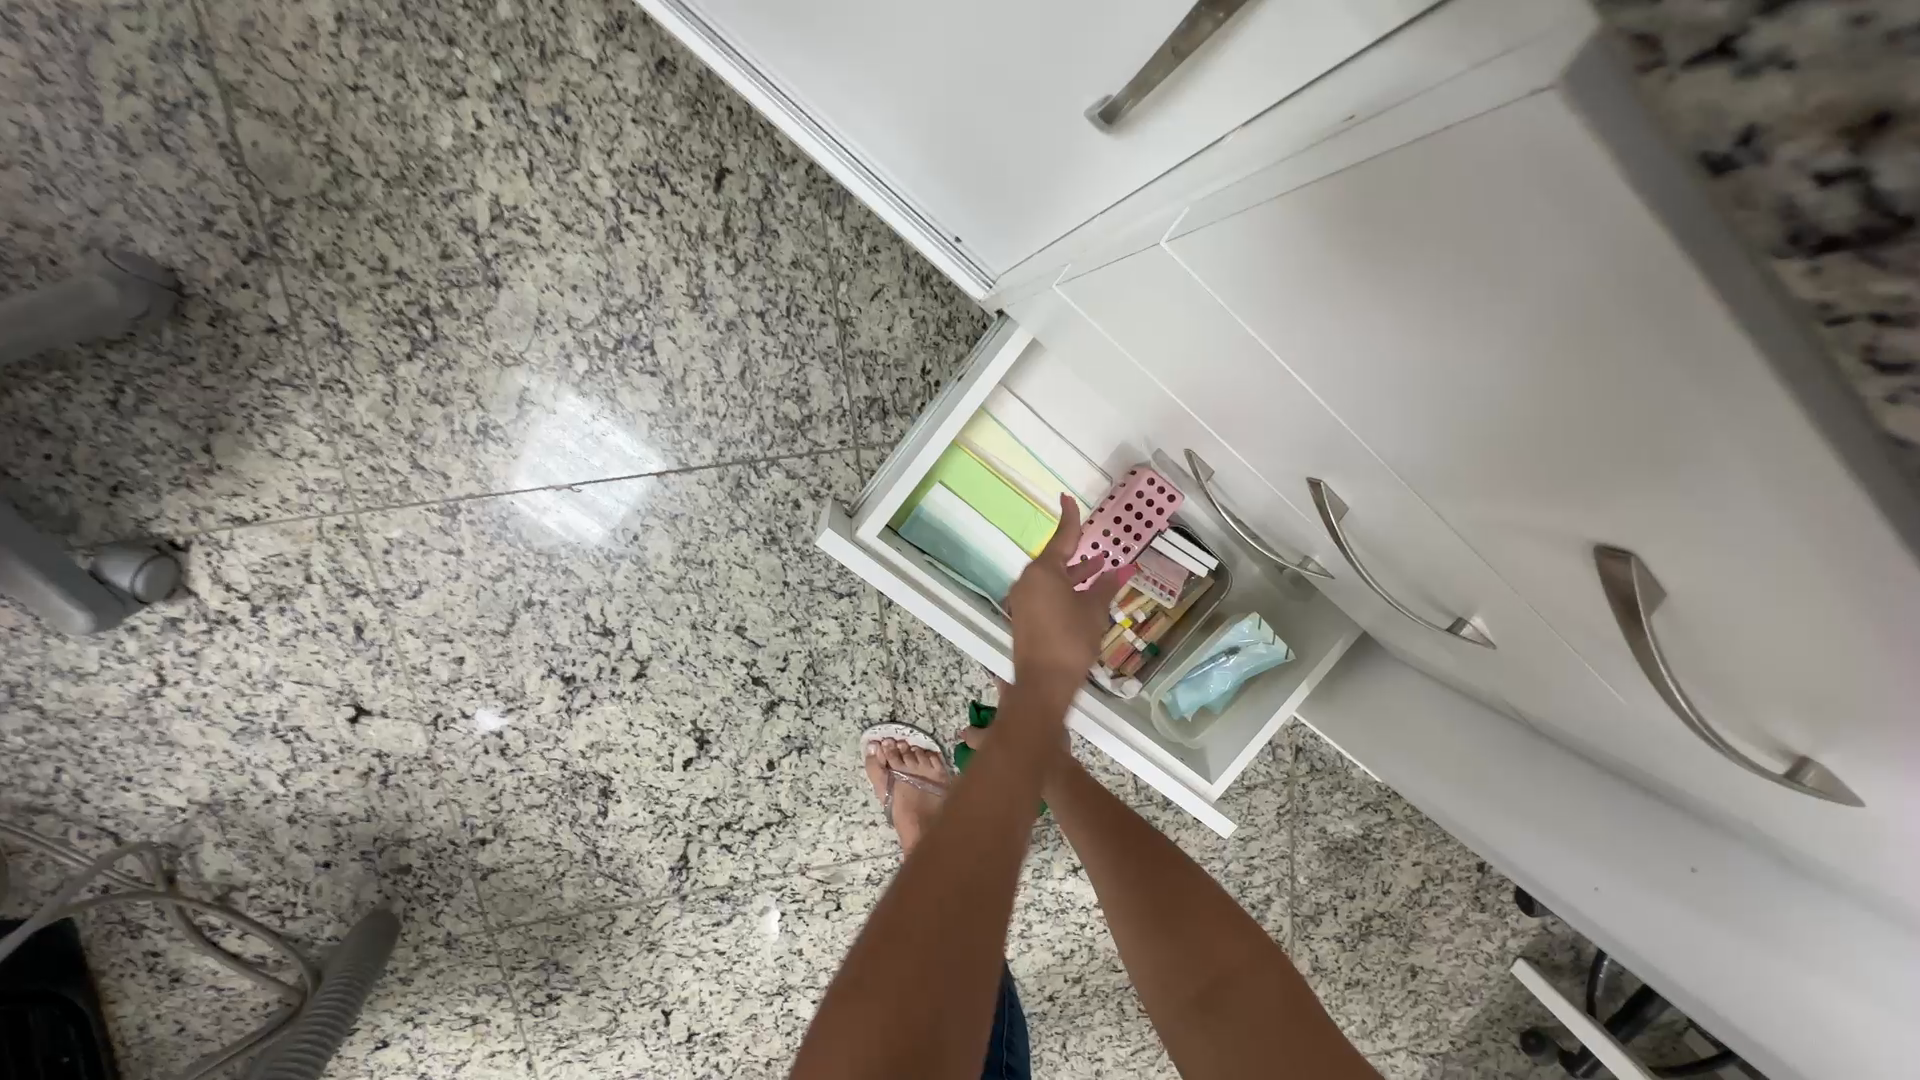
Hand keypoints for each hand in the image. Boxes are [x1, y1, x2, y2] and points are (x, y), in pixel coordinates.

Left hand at [1005, 495, 1131, 696]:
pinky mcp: (1025, 617)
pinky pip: (1046, 594)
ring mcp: (1024, 599)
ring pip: (1051, 579)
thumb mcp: (1094, 610)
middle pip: (1055, 560)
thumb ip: (1107, 586)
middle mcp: (1028, 580)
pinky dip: (1064, 590)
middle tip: (1098, 546)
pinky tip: (1083, 594)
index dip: (1069, 518)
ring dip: (1074, 575)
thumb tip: (1122, 570)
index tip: (1066, 497)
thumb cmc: (1071, 640)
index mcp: (1043, 571)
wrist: (1044, 682)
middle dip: (1079, 555)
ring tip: (1099, 568)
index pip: (1062, 537)